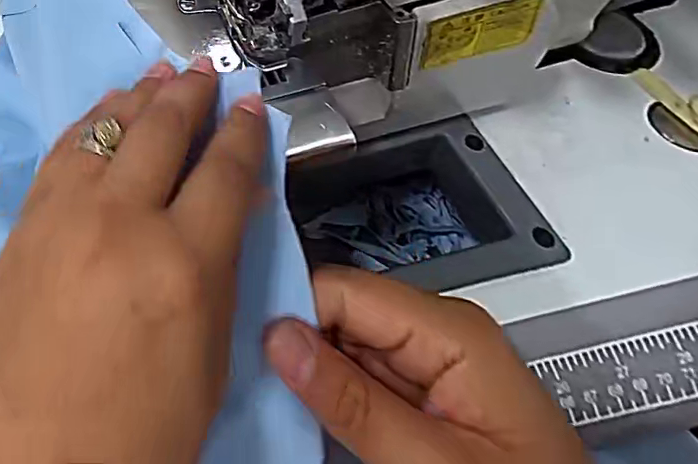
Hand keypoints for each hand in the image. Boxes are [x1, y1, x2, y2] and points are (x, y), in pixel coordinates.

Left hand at [0, 58, 270, 463]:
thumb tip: (235, 200)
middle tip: (207, 70)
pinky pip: (69, 144)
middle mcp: (122, 218)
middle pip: (164, 129)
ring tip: (163, 71)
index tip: (250, 107)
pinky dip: (94, 117)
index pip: (224, 173)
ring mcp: (68, 208)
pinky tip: (108, 105)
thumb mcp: (205, 361)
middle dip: (192, 93)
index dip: (242, 133)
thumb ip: (223, 271)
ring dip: (142, 92)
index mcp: (181, 265)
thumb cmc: (130, 429)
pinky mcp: (31, 210)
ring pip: (112, 123)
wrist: (18, 447)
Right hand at [263, 267, 586, 463]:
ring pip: (339, 344)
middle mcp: (434, 331)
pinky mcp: (416, 393)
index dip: (291, 310)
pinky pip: (355, 375)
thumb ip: (357, 402)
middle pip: (337, 312)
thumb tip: (279, 337)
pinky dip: (326, 393)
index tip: (247, 341)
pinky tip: (303, 408)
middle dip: (297, 342)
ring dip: (307, 370)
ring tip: (270, 391)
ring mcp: (424, 363)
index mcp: (450, 329)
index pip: (341, 288)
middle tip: (250, 373)